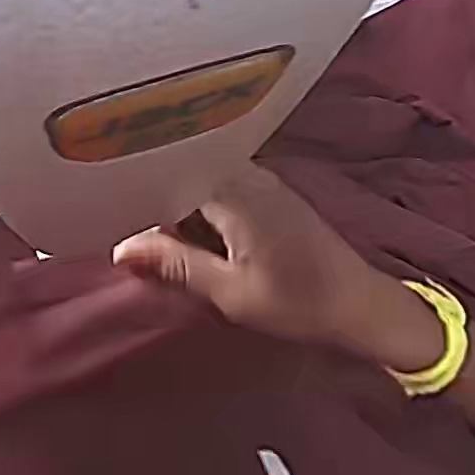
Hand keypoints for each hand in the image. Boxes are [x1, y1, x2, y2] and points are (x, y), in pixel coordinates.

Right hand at [112, 163, 443, 370]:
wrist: (363, 306)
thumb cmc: (299, 301)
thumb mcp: (229, 291)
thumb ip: (174, 264)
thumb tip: (119, 250)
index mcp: (236, 192)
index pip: (171, 168)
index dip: (139, 183)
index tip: (111, 201)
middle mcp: (248, 175)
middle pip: (184, 172)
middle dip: (156, 197)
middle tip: (125, 222)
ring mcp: (262, 182)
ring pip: (201, 182)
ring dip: (179, 206)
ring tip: (151, 229)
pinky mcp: (271, 196)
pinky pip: (221, 190)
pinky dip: (200, 210)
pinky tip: (190, 234)